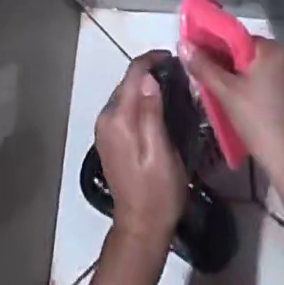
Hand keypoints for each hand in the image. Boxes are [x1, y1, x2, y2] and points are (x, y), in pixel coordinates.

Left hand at [94, 50, 186, 240]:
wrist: (140, 226)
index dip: (153, 58)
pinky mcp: (109, 136)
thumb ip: (152, 112)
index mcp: (119, 119)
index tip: (174, 58)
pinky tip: (157, 105)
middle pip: (129, 80)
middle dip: (151, 70)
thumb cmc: (157, 191)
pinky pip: (125, 106)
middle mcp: (106, 118)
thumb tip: (149, 77)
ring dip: (146, 84)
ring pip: (127, 91)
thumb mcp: (161, 151)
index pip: (134, 73)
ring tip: (172, 86)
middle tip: (179, 74)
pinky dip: (140, 99)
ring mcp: (105, 128)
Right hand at [182, 37, 283, 177]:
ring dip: (236, 79)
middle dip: (223, 65)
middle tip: (202, 79)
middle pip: (246, 54)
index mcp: (274, 48)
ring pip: (256, 70)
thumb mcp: (227, 93)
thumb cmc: (260, 122)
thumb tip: (183, 44)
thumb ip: (204, 66)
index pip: (236, 38)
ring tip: (215, 93)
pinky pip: (267, 82)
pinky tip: (237, 104)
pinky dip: (251, 89)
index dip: (213, 47)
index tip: (195, 59)